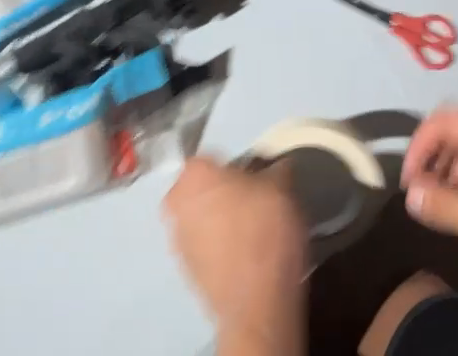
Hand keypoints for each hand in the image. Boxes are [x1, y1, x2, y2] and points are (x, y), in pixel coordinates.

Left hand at [164, 157, 307, 351]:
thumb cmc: (266, 231)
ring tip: (250, 229)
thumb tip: (276, 166)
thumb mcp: (282, 187)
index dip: (236, 165)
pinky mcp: (184, 269)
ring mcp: (175, 238)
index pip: (212, 156)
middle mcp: (176, 202)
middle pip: (201, 186)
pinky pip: (202, 244)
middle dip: (222, 190)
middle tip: (252, 199)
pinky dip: (217, 244)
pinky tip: (242, 252)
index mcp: (194, 173)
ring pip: (199, 216)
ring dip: (218, 218)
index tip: (255, 176)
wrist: (257, 300)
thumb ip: (274, 168)